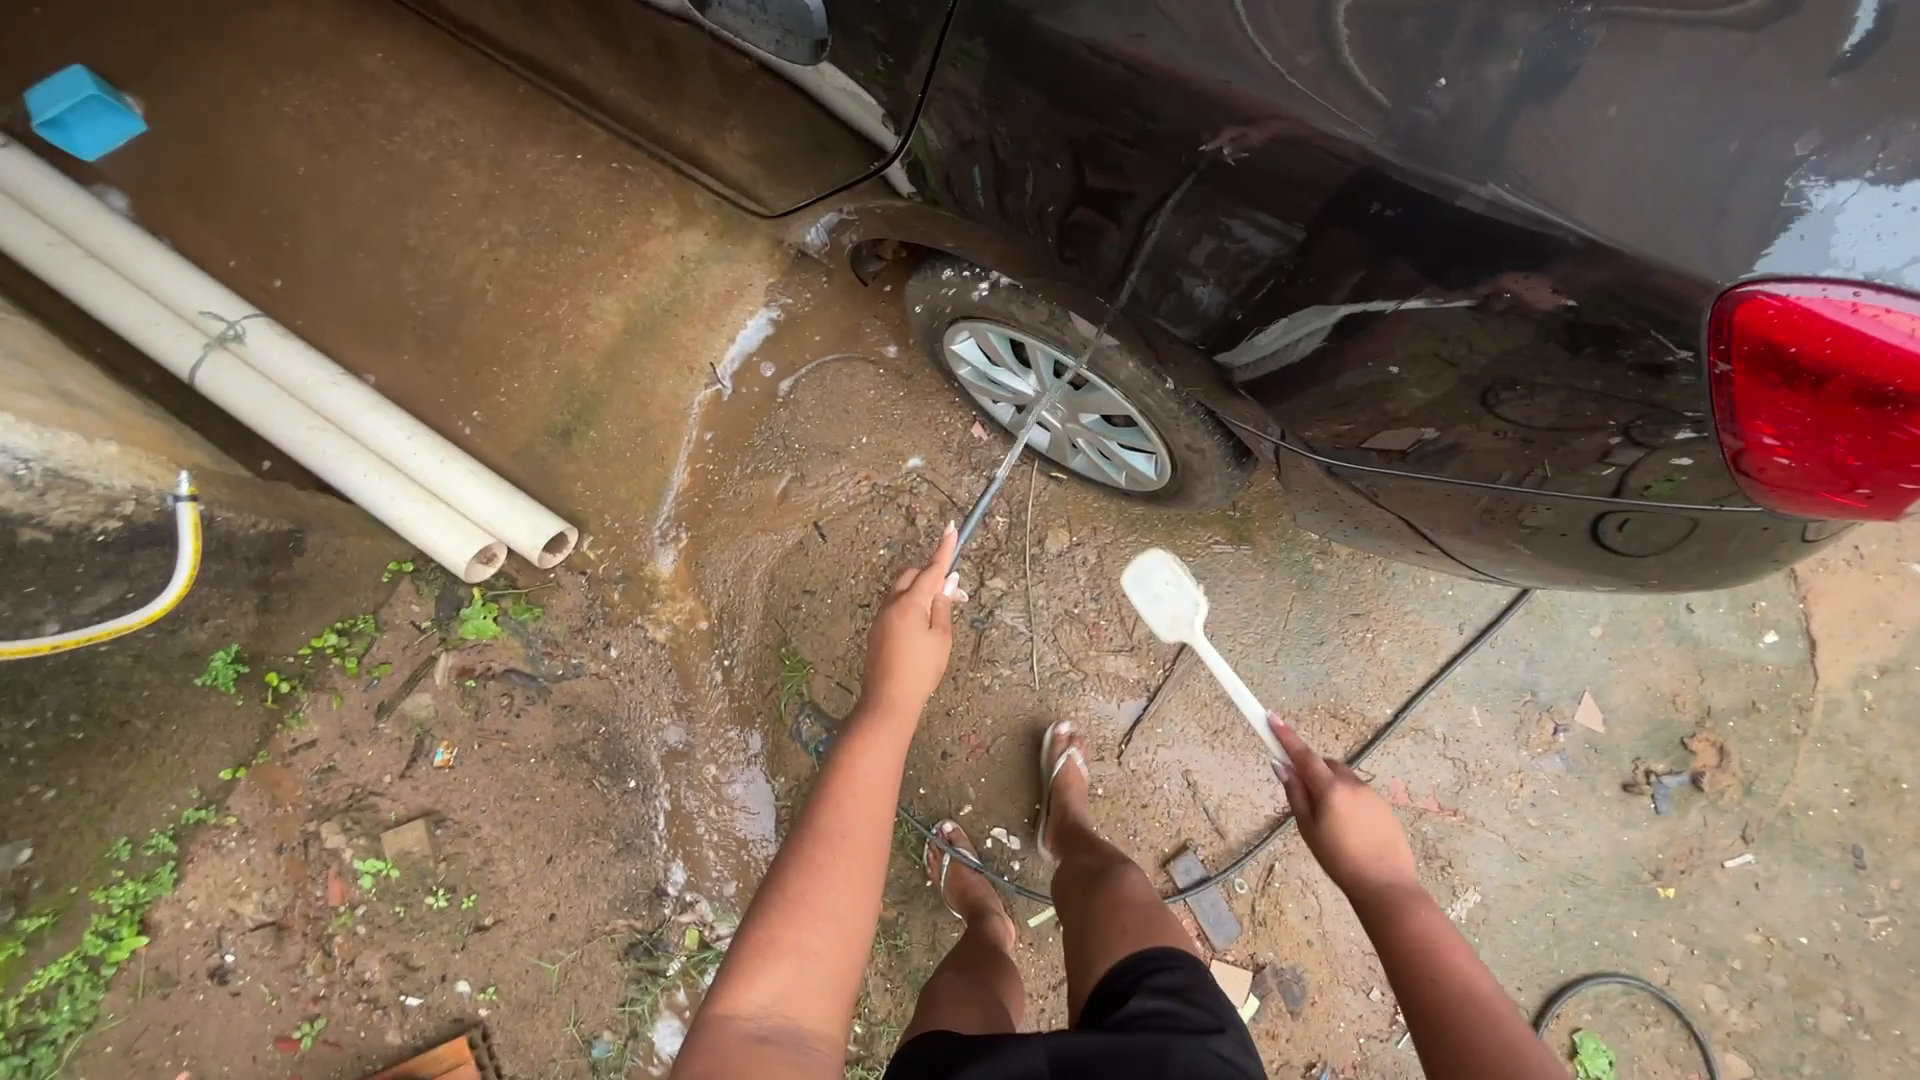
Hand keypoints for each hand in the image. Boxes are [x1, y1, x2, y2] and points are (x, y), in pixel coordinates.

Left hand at [860, 523, 963, 712]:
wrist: (888, 699)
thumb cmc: (921, 670)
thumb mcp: (941, 638)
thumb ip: (943, 606)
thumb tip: (947, 582)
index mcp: (910, 603)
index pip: (932, 569)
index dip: (944, 548)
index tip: (950, 527)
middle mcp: (892, 604)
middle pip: (912, 576)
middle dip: (931, 576)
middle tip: (953, 594)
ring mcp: (881, 617)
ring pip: (902, 591)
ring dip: (921, 593)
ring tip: (939, 614)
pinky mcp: (877, 630)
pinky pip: (895, 607)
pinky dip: (910, 606)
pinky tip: (922, 628)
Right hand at [1269, 713, 1419, 901]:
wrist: (1386, 886)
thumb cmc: (1338, 859)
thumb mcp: (1307, 828)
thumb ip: (1295, 794)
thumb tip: (1281, 766)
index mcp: (1330, 788)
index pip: (1302, 754)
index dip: (1284, 735)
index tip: (1271, 716)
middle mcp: (1352, 783)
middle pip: (1325, 764)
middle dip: (1312, 770)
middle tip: (1304, 795)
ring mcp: (1371, 794)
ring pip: (1343, 778)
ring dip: (1330, 785)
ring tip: (1329, 820)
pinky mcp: (1385, 807)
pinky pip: (1358, 793)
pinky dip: (1347, 799)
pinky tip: (1348, 829)